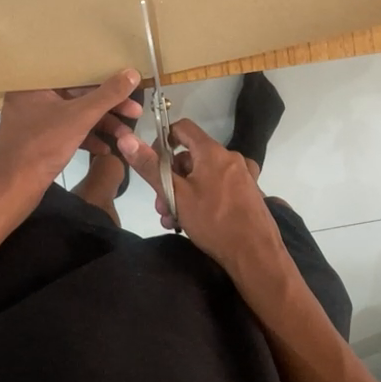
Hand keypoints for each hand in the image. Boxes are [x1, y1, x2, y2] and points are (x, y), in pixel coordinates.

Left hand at [0, 69, 141, 196]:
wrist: (13, 189)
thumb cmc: (42, 146)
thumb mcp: (80, 117)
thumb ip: (108, 95)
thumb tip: (132, 73)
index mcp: (34, 84)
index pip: (76, 73)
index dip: (105, 77)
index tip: (127, 85)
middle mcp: (32, 98)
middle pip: (79, 95)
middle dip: (109, 106)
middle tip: (135, 112)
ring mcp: (35, 120)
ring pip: (76, 115)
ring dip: (102, 124)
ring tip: (126, 135)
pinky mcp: (40, 140)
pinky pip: (68, 131)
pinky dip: (88, 137)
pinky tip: (107, 149)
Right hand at [110, 117, 288, 276]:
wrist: (255, 253)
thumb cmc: (213, 221)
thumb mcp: (176, 195)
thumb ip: (150, 166)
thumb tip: (125, 138)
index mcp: (213, 152)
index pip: (183, 128)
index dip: (163, 140)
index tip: (152, 163)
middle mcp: (230, 158)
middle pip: (191, 157)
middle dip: (170, 180)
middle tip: (161, 206)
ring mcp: (243, 175)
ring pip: (203, 176)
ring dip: (183, 194)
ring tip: (172, 220)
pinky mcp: (248, 193)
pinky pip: (218, 187)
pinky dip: (202, 199)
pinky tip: (191, 223)